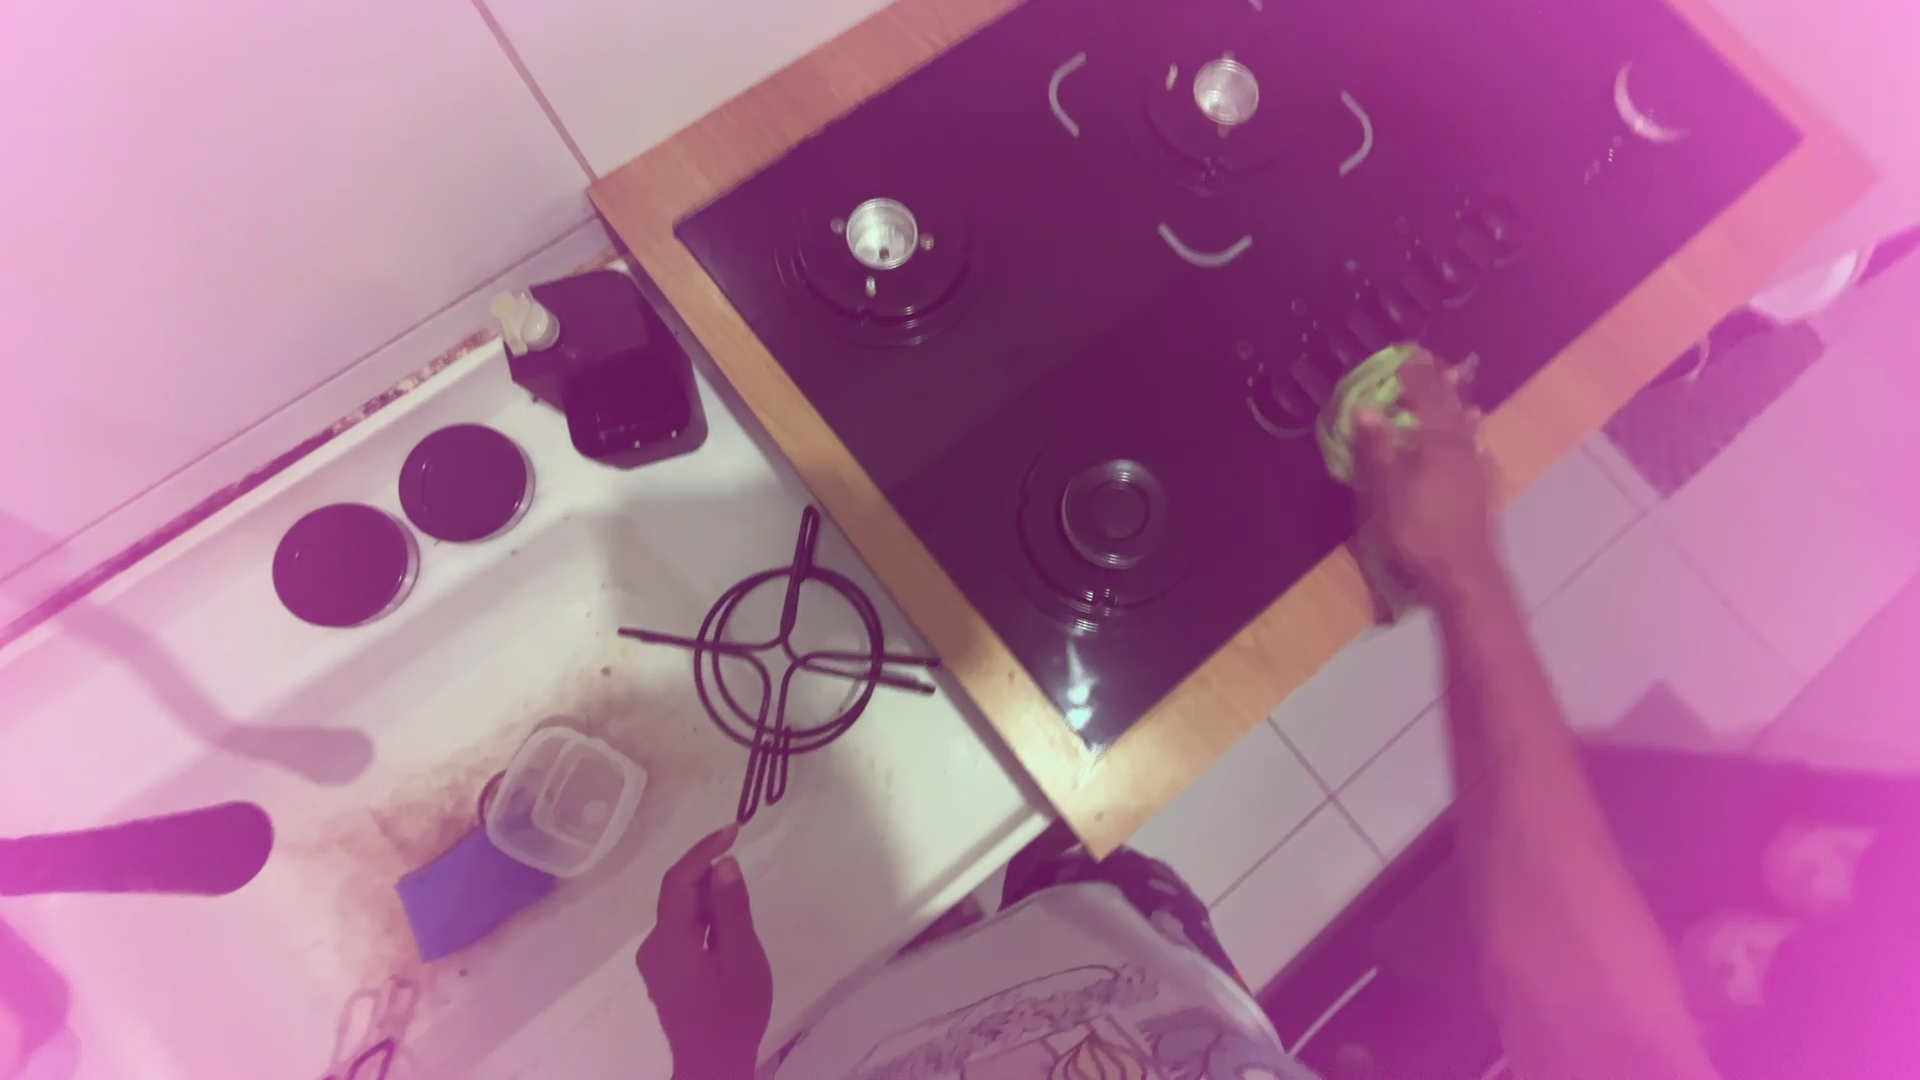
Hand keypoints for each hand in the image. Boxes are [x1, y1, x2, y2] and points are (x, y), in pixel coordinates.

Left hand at [638, 825, 771, 1079]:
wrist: (713, 1066)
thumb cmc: (733, 1012)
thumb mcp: (742, 955)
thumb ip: (731, 908)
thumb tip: (724, 864)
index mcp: (670, 940)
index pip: (680, 880)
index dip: (704, 849)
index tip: (734, 829)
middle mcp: (655, 946)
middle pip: (677, 892)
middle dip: (707, 867)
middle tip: (741, 852)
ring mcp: (658, 960)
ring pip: (681, 909)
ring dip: (708, 892)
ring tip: (741, 892)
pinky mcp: (667, 970)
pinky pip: (682, 926)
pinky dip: (704, 913)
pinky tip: (727, 918)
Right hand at [1352, 349, 1503, 604]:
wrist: (1461, 572)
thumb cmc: (1416, 528)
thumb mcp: (1385, 488)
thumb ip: (1377, 447)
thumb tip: (1367, 408)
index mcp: (1437, 443)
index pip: (1425, 398)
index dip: (1415, 375)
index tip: (1407, 353)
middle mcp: (1462, 449)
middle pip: (1452, 408)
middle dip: (1441, 385)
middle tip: (1437, 363)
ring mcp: (1475, 471)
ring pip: (1468, 430)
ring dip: (1460, 408)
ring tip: (1461, 395)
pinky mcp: (1480, 491)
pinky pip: (1475, 452)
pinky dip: (1469, 438)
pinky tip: (1472, 445)